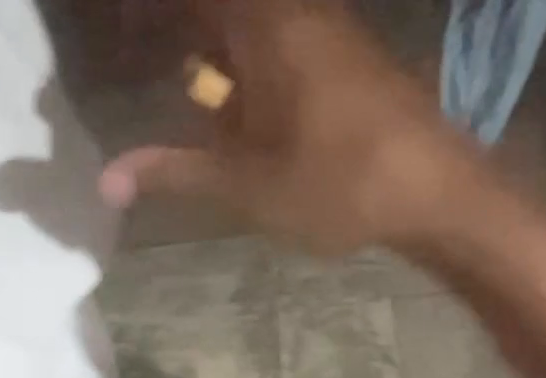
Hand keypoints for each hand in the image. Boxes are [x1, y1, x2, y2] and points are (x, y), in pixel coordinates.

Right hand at [98, 0, 486, 255]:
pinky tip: (244, 103)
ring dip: (220, 47)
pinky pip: (285, 33)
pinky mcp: (350, 54)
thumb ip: (175, 171)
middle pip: (226, 13)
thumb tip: (106, 181)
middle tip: (143, 50)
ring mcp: (328, 28)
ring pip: (257, 22)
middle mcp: (297, 11)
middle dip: (184, 30)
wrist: (439, 192)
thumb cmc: (338, 185)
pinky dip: (250, 56)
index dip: (151, 13)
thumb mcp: (246, 186)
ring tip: (190, 85)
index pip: (193, 5)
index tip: (119, 25)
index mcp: (264, 25)